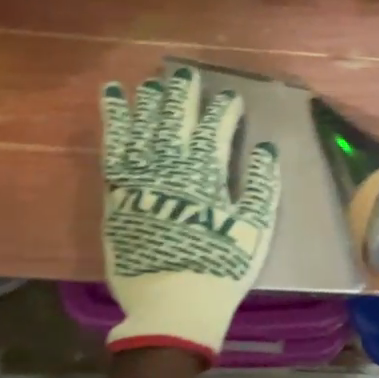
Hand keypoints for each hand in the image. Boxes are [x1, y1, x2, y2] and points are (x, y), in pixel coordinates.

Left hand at [100, 66, 280, 363]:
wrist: (171, 305)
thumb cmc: (219, 269)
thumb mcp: (256, 231)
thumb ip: (262, 187)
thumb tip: (266, 150)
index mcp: (209, 174)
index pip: (216, 128)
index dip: (224, 109)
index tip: (230, 98)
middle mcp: (173, 166)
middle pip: (177, 118)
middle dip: (183, 92)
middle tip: (186, 72)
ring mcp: (141, 177)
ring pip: (144, 126)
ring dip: (149, 100)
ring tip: (152, 81)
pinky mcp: (116, 192)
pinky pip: (113, 147)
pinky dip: (113, 121)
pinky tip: (112, 100)